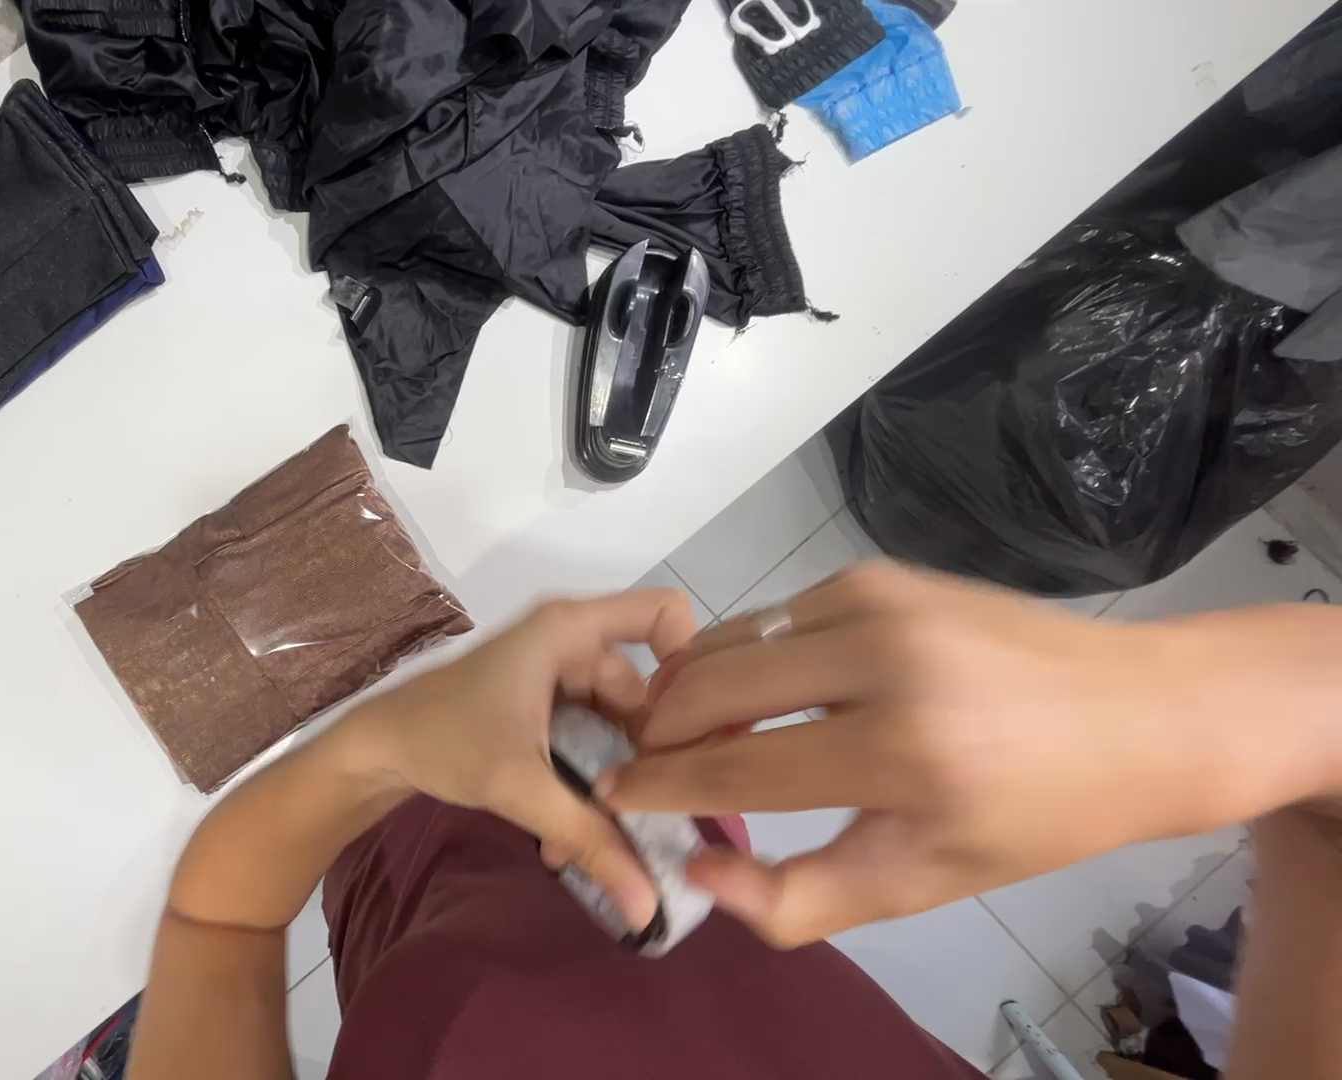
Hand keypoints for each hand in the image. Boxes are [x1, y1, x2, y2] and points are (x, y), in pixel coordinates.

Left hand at [330, 590, 702, 929]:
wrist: (379, 746)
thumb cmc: (444, 738)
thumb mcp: (519, 785)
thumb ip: (587, 838)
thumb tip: (650, 906)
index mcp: (568, 629)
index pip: (662, 613)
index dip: (692, 662)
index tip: (699, 735)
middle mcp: (571, 642)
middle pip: (646, 690)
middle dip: (646, 759)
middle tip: (654, 820)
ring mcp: (557, 673)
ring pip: (617, 725)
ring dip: (612, 783)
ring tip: (604, 840)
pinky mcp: (544, 703)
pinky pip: (589, 737)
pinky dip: (588, 780)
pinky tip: (573, 832)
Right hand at [602, 559, 1341, 947]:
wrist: (1143, 710)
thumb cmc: (1032, 813)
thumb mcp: (922, 881)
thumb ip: (797, 897)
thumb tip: (696, 869)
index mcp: (907, 754)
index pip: (740, 766)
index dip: (662, 783)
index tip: (612, 791)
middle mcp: (883, 661)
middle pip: (715, 688)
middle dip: (658, 727)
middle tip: (643, 757)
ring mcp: (873, 602)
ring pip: (728, 641)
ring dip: (684, 685)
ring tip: (677, 723)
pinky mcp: (868, 576)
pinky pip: (766, 619)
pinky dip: (736, 656)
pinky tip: (748, 687)